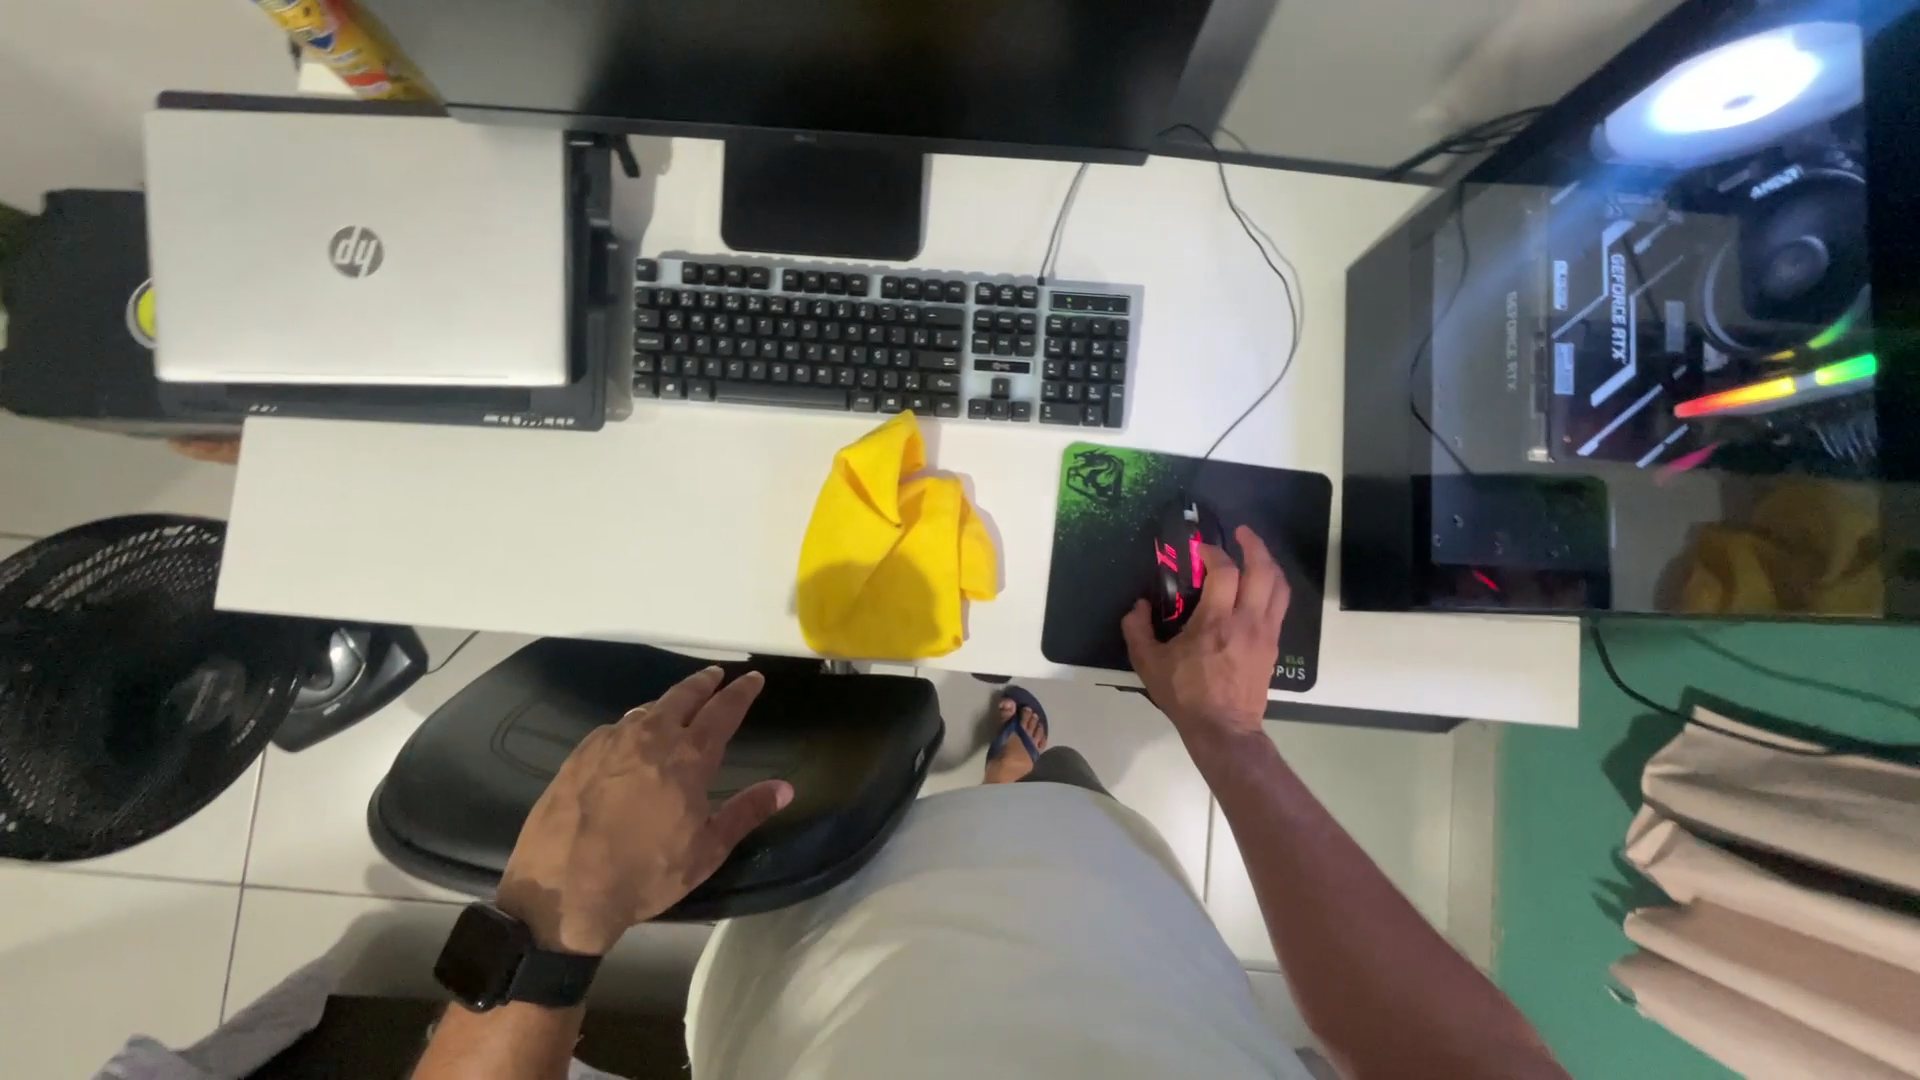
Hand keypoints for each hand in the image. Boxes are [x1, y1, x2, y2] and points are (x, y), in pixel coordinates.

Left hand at [495, 667, 792, 954]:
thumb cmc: (644, 874)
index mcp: (689, 757)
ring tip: (677, 706)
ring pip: (648, 708)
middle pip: (684, 695)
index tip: (754, 678)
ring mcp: (611, 742)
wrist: (560, 892)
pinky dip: (634, 724)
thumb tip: (785, 787)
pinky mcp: (580, 755)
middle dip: (705, 682)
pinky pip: (616, 727)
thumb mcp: (707, 851)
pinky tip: (631, 739)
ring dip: (669, 702)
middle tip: (716, 675)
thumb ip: (747, 812)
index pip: (724, 709)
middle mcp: (651, 737)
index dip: (742, 691)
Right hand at [1121, 526, 1291, 747]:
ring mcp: (1265, 633)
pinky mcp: (1273, 645)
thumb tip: (1138, 606)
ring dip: (1269, 563)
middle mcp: (1247, 621)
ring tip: (1255, 553)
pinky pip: (1280, 606)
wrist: (1223, 729)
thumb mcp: (1148, 663)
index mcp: (1215, 622)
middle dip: (1253, 545)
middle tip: (1240, 533)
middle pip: (1263, 570)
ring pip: (1279, 587)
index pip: (1224, 571)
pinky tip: (1260, 587)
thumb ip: (1137, 629)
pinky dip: (1273, 588)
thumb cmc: (1185, 695)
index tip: (1199, 550)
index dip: (1213, 552)